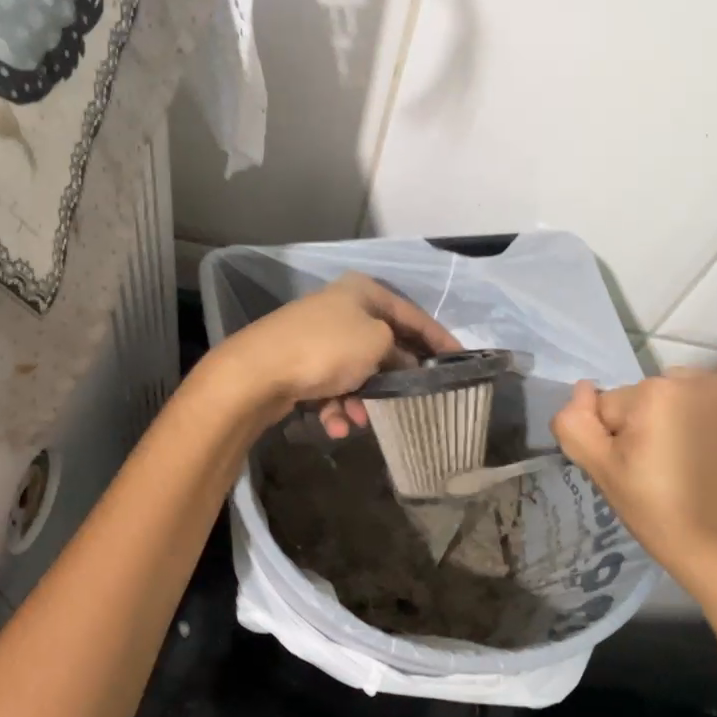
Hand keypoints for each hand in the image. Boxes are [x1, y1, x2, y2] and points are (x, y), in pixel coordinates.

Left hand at [208, 272, 460, 435]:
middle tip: (411, 400)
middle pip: (381, 345)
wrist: (258, 372)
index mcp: (362, 291)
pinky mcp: (297, 365)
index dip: (437, 338)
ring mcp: (315, 337)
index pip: (411, 314)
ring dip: (360, 400)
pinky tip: (334, 424)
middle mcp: (339, 309)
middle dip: (393, 378)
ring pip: (354, 373)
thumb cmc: (326, 349)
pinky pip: (329, 387)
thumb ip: (399, 351)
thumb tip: (401, 363)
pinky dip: (335, 407)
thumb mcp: (377, 344)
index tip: (459, 361)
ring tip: (357, 419)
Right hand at [552, 353, 716, 614]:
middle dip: (643, 426)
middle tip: (658, 473)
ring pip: (683, 388)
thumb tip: (581, 389)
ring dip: (679, 412)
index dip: (609, 443)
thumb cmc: (664, 518)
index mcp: (649, 395)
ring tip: (691, 457)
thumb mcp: (604, 476)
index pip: (606, 408)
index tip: (629, 474)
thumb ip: (576, 426)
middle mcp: (691, 380)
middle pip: (644, 396)